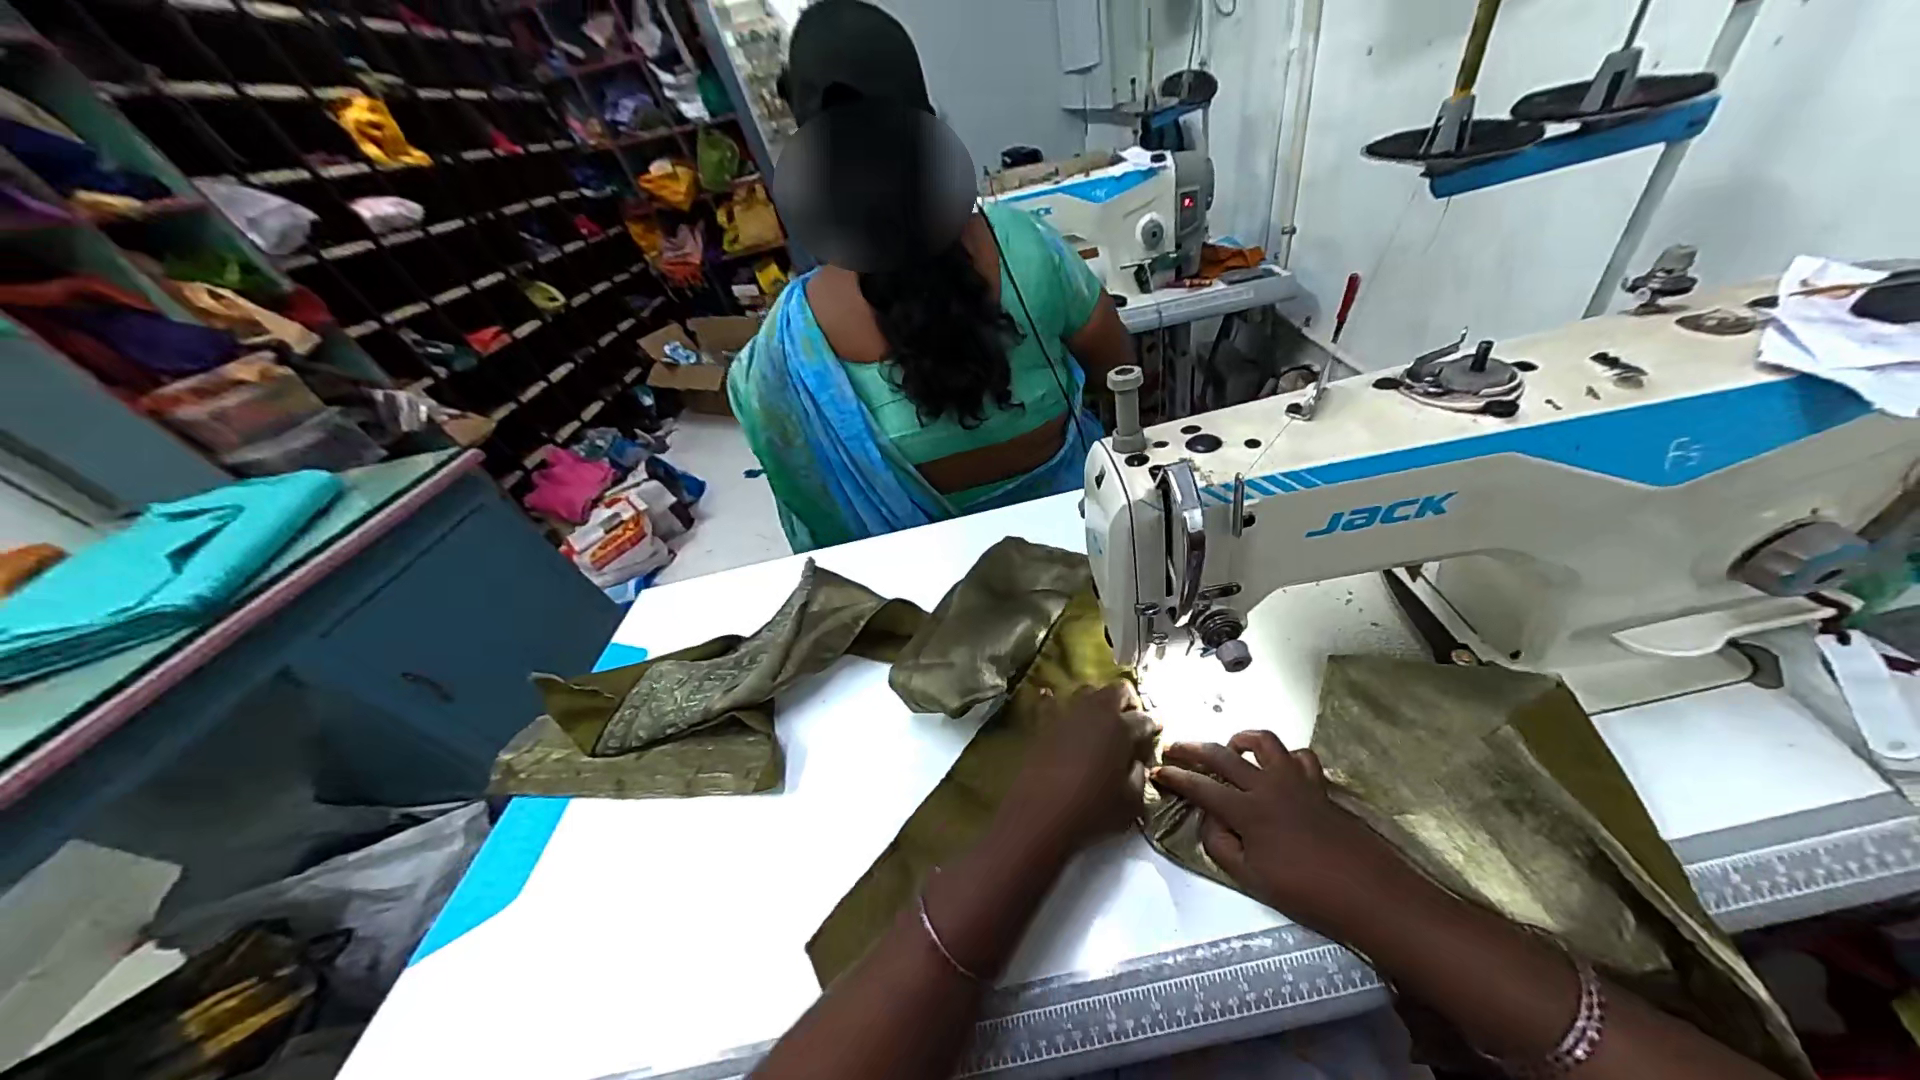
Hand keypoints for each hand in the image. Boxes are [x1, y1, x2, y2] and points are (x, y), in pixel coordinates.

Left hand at [1003, 681, 1158, 854]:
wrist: (1040, 814)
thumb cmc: (1092, 810)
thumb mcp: (1131, 802)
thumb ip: (1139, 775)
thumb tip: (1137, 762)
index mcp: (1121, 728)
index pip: (1144, 719)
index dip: (1151, 728)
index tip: (1152, 739)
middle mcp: (1095, 711)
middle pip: (1117, 690)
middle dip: (1128, 702)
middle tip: (1129, 724)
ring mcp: (1066, 713)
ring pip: (1087, 691)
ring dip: (1097, 702)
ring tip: (1099, 722)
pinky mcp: (1043, 722)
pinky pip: (1050, 702)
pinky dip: (1055, 701)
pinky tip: (1056, 705)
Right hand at [1151, 731, 1410, 935]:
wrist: (1369, 894)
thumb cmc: (1305, 892)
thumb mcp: (1250, 878)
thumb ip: (1219, 844)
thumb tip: (1208, 818)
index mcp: (1246, 810)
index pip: (1199, 786)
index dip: (1174, 777)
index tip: (1156, 771)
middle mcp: (1267, 786)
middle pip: (1222, 755)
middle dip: (1192, 748)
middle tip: (1174, 747)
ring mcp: (1296, 781)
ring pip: (1264, 742)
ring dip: (1241, 739)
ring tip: (1231, 748)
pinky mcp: (1320, 786)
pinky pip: (1300, 757)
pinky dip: (1284, 757)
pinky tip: (1278, 768)